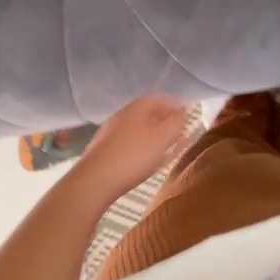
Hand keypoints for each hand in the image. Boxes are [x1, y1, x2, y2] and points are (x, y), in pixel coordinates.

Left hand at [72, 94, 189, 206]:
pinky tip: (143, 163)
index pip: (161, 97)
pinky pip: (128, 143)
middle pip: (149, 113)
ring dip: (153, 137)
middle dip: (165, 122)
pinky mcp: (103, 150)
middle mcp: (123, 114)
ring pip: (138, 129)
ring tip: (164, 151)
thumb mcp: (164, 137)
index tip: (186, 120)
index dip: (176, 106)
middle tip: (178, 136)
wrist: (93, 182)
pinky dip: (140, 147)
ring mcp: (110, 132)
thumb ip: (178, 121)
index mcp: (138, 107)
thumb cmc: (133, 156)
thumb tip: (184, 112)